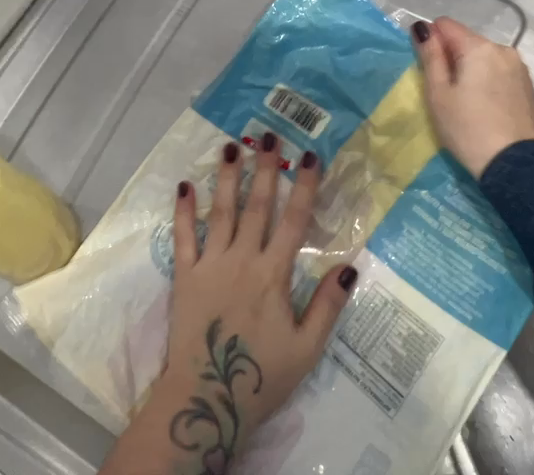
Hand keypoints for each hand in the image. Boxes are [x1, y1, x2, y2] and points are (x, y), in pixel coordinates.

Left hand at [139, 135, 355, 474]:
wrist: (206, 399)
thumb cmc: (261, 376)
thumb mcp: (307, 348)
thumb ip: (327, 306)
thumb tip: (350, 265)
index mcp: (274, 274)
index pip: (294, 221)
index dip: (304, 187)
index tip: (311, 156)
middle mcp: (242, 259)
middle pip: (257, 206)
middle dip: (266, 168)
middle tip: (269, 134)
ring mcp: (210, 264)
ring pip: (221, 211)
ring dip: (228, 177)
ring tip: (232, 145)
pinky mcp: (184, 276)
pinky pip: (183, 237)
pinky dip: (184, 210)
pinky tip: (186, 185)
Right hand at [412, 17, 533, 176]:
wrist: (513, 165)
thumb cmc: (467, 129)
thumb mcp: (438, 93)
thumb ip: (430, 56)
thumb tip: (422, 28)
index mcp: (479, 47)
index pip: (446, 25)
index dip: (432, 41)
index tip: (428, 68)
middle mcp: (503, 49)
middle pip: (467, 40)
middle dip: (452, 57)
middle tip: (446, 91)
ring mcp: (519, 67)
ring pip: (484, 56)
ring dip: (471, 69)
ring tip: (466, 101)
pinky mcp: (528, 85)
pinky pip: (499, 71)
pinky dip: (488, 80)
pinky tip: (485, 106)